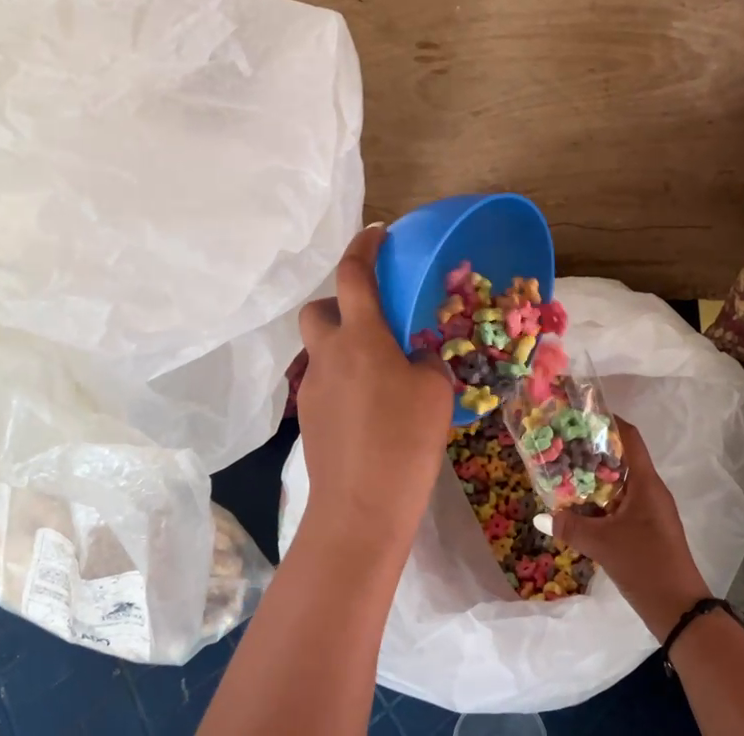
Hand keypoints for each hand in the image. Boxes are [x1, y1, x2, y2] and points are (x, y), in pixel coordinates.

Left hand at [297, 225, 455, 538]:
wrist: (361, 509)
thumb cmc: (405, 441)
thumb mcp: (435, 391)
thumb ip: (426, 360)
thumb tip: (415, 354)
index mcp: (361, 337)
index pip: (353, 275)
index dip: (363, 247)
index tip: (377, 234)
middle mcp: (328, 354)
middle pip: (318, 309)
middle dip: (340, 303)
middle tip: (374, 319)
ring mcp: (312, 388)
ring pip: (319, 348)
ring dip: (341, 343)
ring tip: (378, 368)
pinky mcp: (308, 418)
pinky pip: (323, 380)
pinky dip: (343, 378)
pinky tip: (370, 407)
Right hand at [550, 420, 710, 639]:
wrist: (679, 609)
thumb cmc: (644, 564)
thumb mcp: (602, 544)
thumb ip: (570, 527)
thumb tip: (541, 517)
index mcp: (646, 482)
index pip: (630, 437)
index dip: (608, 421)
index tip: (581, 414)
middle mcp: (651, 489)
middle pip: (623, 458)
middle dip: (594, 450)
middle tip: (563, 445)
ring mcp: (652, 510)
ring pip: (622, 482)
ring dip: (597, 478)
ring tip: (565, 474)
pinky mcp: (649, 528)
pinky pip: (624, 503)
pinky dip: (603, 500)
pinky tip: (582, 509)